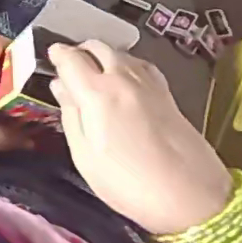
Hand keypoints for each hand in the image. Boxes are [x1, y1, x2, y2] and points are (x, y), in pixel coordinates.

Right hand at [47, 42, 231, 234]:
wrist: (191, 195)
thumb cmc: (128, 184)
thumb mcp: (85, 156)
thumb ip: (70, 115)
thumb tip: (60, 86)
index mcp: (98, 93)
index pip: (72, 59)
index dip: (57, 54)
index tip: (50, 55)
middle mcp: (124, 78)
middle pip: (98, 47)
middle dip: (80, 50)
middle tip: (69, 64)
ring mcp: (149, 83)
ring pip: (120, 53)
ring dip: (102, 54)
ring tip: (92, 71)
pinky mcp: (167, 92)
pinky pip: (139, 64)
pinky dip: (124, 63)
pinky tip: (122, 78)